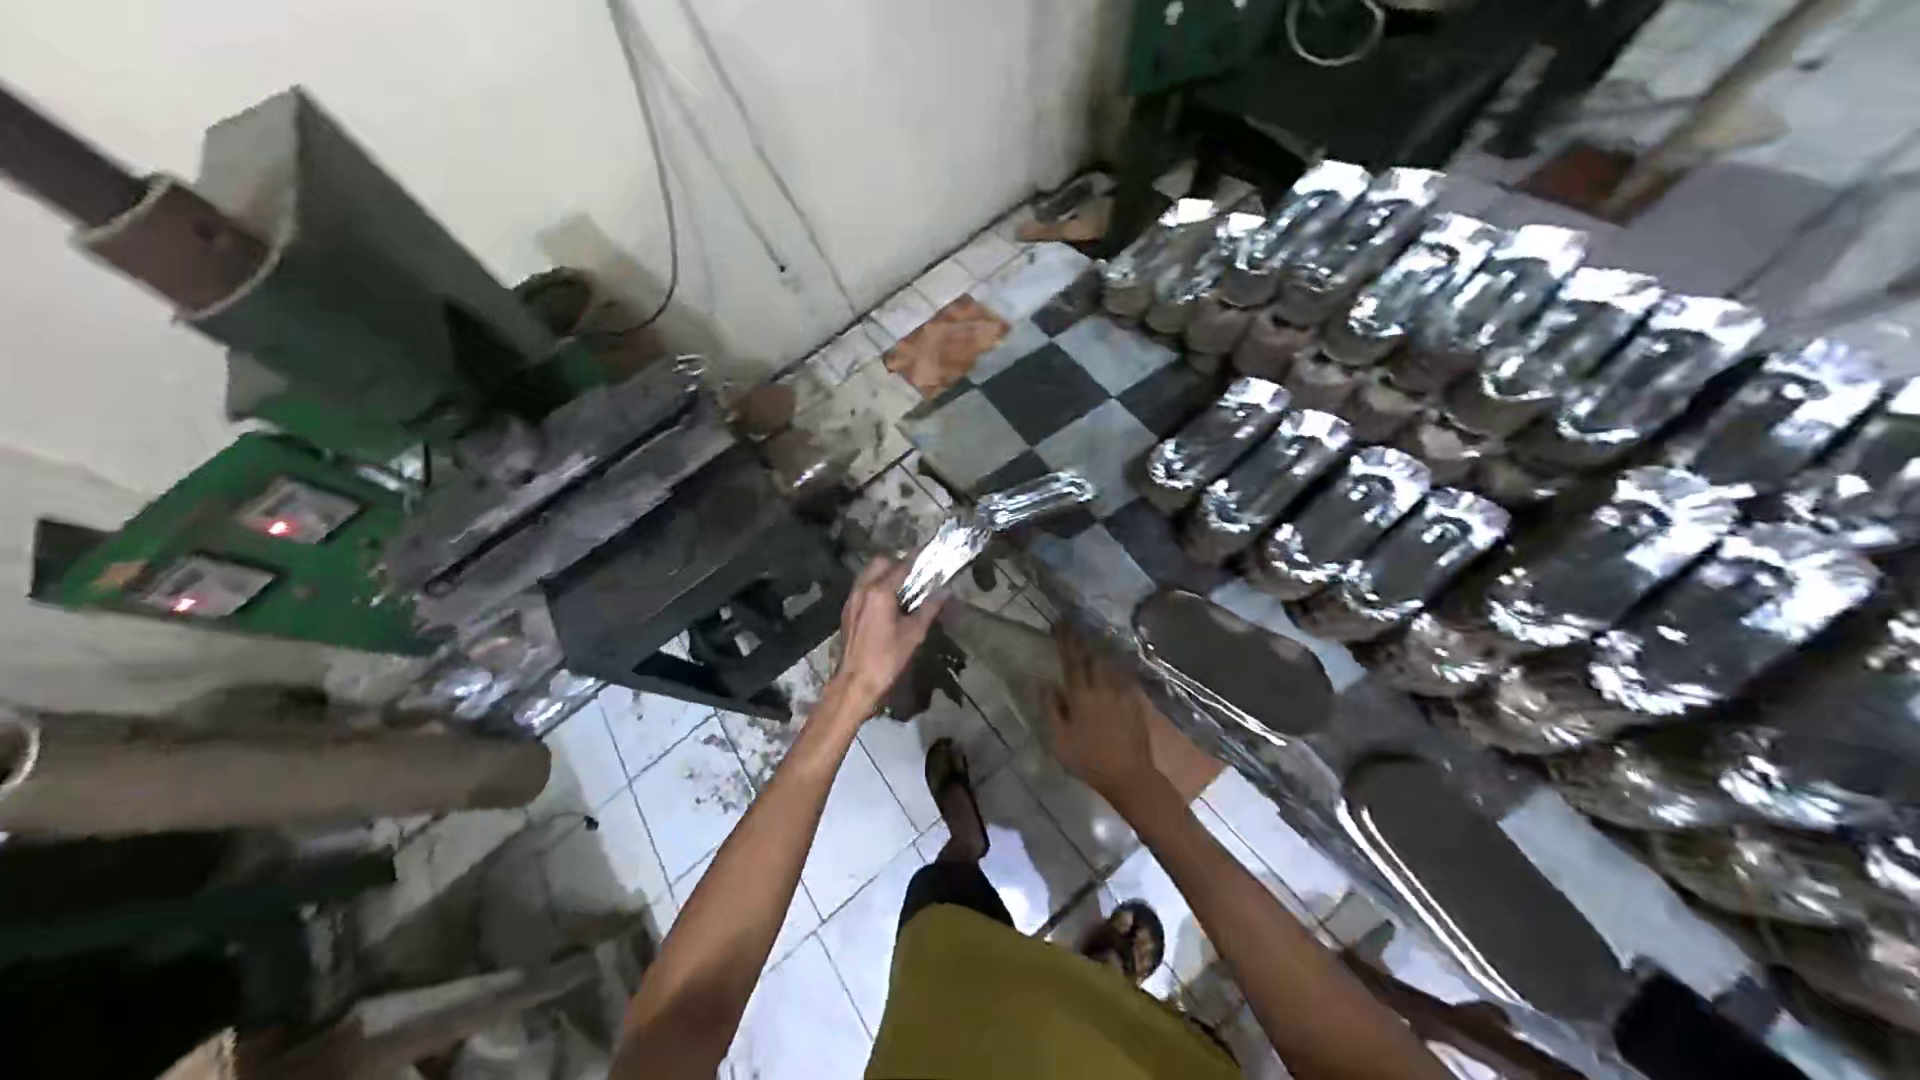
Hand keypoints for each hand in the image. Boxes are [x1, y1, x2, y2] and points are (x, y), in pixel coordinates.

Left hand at [830, 556, 943, 707]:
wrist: (856, 682)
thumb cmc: (887, 659)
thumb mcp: (915, 633)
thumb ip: (930, 607)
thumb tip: (946, 590)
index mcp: (880, 592)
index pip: (901, 565)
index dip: (917, 558)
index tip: (930, 555)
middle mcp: (862, 589)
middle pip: (880, 562)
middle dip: (898, 562)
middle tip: (916, 573)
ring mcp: (851, 599)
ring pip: (868, 573)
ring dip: (885, 573)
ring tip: (903, 587)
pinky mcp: (847, 610)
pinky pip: (862, 587)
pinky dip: (875, 586)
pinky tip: (887, 602)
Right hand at [1046, 628, 1175, 812]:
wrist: (1130, 776)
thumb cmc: (1088, 760)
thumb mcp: (1059, 739)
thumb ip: (1051, 709)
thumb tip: (1043, 683)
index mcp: (1081, 695)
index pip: (1071, 660)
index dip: (1065, 640)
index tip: (1061, 623)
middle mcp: (1103, 688)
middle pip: (1093, 656)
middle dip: (1083, 641)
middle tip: (1076, 629)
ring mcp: (1123, 693)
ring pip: (1110, 664)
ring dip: (1100, 651)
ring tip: (1093, 643)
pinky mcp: (1136, 702)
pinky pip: (1124, 677)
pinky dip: (1116, 668)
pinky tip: (1114, 667)